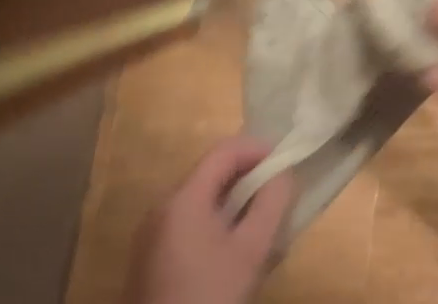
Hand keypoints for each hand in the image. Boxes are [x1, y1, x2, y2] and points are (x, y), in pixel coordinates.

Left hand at [133, 137, 292, 303]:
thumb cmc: (210, 295)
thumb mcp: (252, 249)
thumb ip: (272, 202)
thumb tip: (283, 171)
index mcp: (184, 198)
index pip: (226, 150)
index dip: (260, 149)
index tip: (287, 165)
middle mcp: (162, 206)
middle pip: (212, 172)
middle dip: (250, 176)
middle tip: (279, 195)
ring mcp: (152, 232)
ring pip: (202, 197)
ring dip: (235, 200)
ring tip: (262, 223)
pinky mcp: (151, 255)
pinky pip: (189, 220)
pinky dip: (216, 220)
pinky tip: (233, 249)